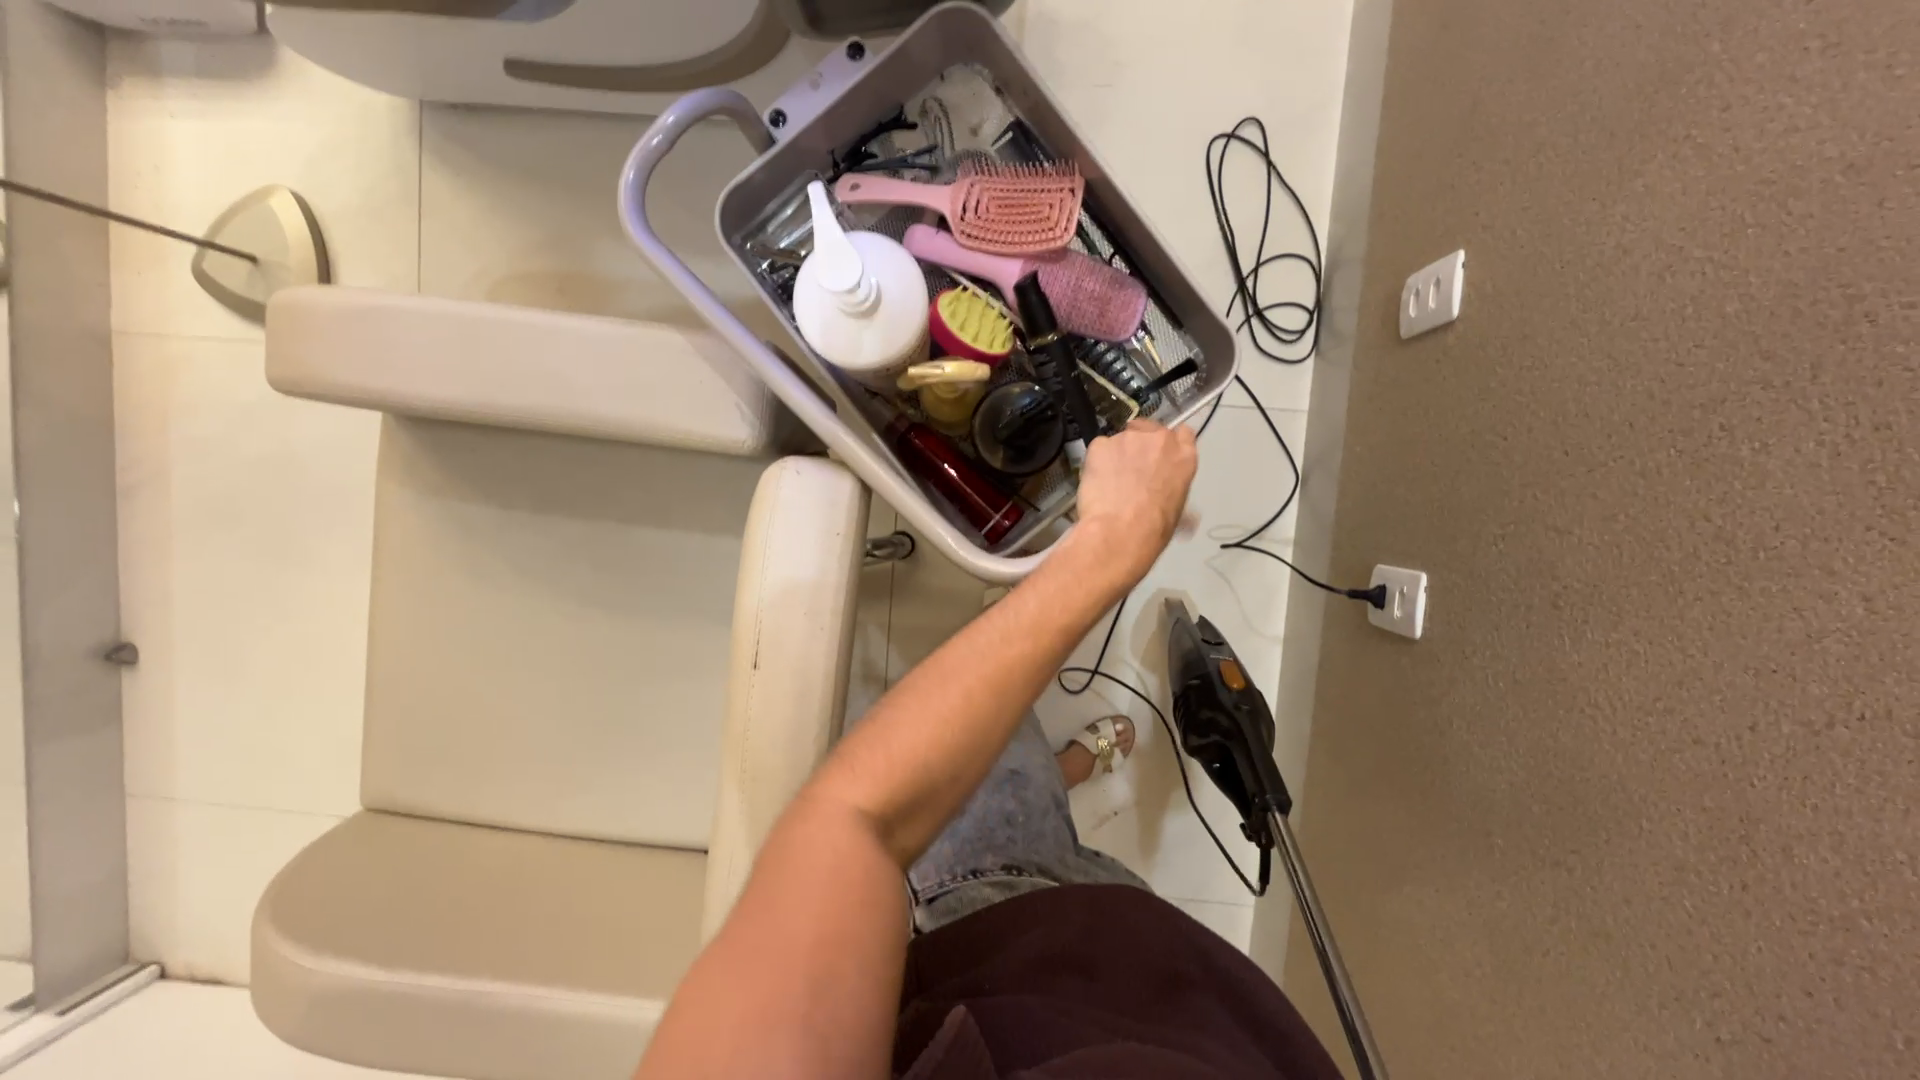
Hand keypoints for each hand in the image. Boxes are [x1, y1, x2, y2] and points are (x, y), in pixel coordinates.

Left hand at [1071, 419, 1198, 584]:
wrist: (1121, 530)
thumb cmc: (1155, 527)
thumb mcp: (1177, 506)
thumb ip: (1173, 486)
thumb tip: (1168, 495)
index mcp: (1184, 455)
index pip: (1183, 434)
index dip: (1169, 444)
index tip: (1159, 455)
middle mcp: (1159, 439)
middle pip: (1149, 431)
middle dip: (1140, 446)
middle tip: (1130, 469)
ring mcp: (1128, 438)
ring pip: (1121, 439)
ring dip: (1117, 454)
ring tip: (1110, 482)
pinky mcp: (1101, 444)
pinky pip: (1099, 448)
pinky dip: (1096, 461)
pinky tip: (1096, 482)